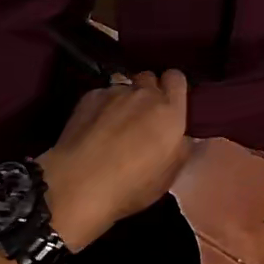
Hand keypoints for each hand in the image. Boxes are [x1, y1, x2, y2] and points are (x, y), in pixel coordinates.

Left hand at [37, 70, 198, 249]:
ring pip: (125, 85)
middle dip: (149, 92)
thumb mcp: (169, 175)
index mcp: (169, 111)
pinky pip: (103, 94)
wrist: (80, 182)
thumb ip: (181, 147)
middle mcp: (144, 94)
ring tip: (116, 123)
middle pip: (150, 78)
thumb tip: (183, 135)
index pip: (177, 78)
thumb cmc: (132, 185)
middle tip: (143, 117)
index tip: (169, 105)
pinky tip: (95, 127)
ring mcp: (115, 92)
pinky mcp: (90, 96)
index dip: (173, 88)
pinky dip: (103, 106)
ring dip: (125, 98)